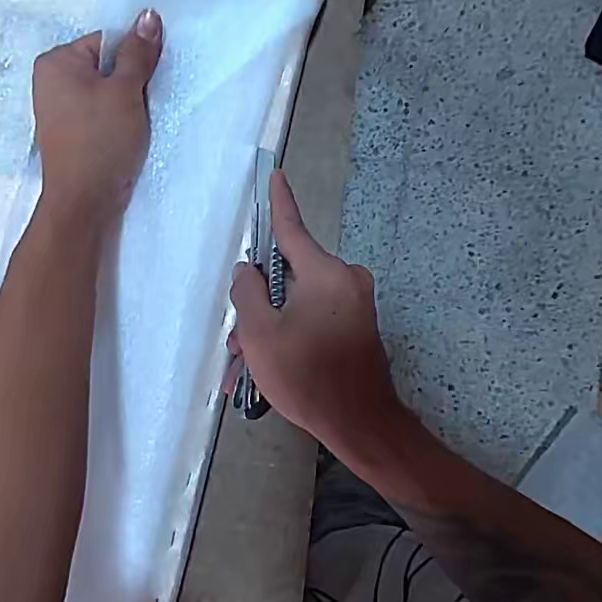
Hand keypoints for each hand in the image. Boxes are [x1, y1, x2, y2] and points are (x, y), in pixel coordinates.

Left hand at [32, 9, 162, 229]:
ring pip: (106, 92)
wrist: (84, 201)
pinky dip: (117, 120)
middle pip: (106, 65)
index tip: (147, 80)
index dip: (133, 57)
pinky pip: (100, 113)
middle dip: (130, 81)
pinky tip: (127, 135)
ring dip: (127, 103)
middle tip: (142, 103)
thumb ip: (138, 53)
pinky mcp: (71, 132)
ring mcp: (59, 109)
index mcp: (56, 61)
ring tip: (134, 122)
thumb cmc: (101, 140)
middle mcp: (51, 80)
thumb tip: (148, 16)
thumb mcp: (126, 91)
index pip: (107, 40)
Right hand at [229, 170, 404, 446]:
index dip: (279, 202)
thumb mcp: (260, 333)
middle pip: (288, 277)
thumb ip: (247, 292)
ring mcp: (354, 305)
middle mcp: (345, 280)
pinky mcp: (356, 327)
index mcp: (325, 274)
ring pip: (296, 303)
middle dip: (259, 305)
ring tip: (248, 368)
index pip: (292, 229)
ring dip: (270, 329)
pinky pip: (313, 319)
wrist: (362, 427)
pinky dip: (290, 337)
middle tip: (238, 340)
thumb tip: (248, 272)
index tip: (275, 174)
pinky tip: (269, 371)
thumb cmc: (307, 376)